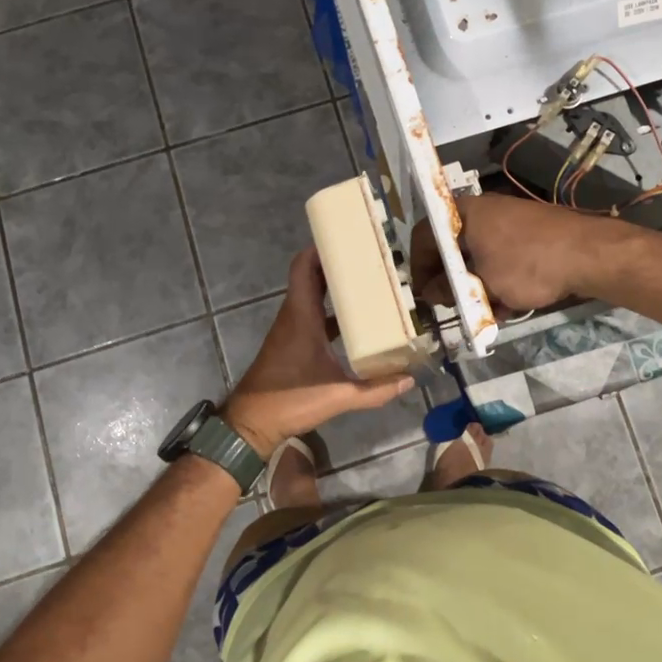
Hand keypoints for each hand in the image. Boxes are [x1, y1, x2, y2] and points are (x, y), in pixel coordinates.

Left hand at [222, 249, 415, 455]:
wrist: (252, 423)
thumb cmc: (290, 400)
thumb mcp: (338, 396)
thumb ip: (376, 390)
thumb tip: (409, 380)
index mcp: (301, 316)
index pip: (304, 268)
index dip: (320, 248)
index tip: (346, 238)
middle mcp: (294, 316)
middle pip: (311, 277)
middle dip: (336, 264)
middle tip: (367, 259)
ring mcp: (291, 329)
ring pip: (311, 296)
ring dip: (333, 287)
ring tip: (367, 284)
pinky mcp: (291, 343)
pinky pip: (311, 315)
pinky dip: (329, 311)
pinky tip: (354, 322)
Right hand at [410, 192, 624, 312]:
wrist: (587, 254)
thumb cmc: (527, 265)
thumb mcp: (482, 284)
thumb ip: (450, 288)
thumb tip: (431, 292)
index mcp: (464, 212)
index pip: (424, 235)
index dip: (419, 267)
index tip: (424, 295)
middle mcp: (484, 209)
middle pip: (453, 245)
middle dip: (452, 279)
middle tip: (452, 305)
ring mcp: (509, 219)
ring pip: (479, 254)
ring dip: (477, 283)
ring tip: (485, 310)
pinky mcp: (530, 232)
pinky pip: (503, 255)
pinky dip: (499, 278)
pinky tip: (509, 303)